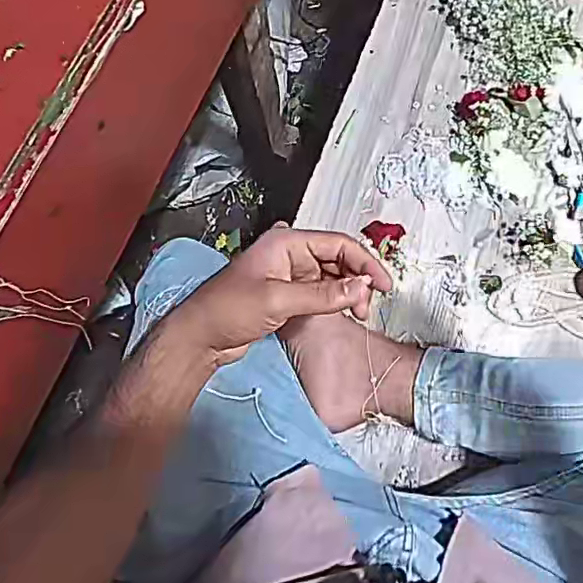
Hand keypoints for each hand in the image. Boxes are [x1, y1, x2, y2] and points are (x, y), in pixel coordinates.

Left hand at [160, 226, 394, 366]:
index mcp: (287, 242)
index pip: (338, 243)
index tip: (383, 283)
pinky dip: (336, 301)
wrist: (199, 339)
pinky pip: (322, 292)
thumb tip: (363, 287)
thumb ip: (324, 294)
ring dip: (349, 292)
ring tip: (358, 313)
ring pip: (333, 277)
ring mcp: (290, 275)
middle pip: (339, 259)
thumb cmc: (228, 310)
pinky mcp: (289, 294)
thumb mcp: (279, 300)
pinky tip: (345, 313)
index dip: (365, 261)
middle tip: (368, 305)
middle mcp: (291, 254)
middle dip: (358, 279)